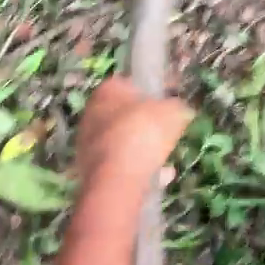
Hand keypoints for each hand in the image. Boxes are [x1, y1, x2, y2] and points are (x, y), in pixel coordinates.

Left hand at [74, 76, 192, 194]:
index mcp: (107, 89)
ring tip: (164, 160)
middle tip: (165, 134)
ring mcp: (86, 142)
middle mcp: (91, 112)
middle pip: (123, 114)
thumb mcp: (173, 113)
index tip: (166, 108)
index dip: (150, 95)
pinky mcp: (87, 170)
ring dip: (140, 149)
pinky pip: (117, 164)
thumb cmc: (143, 133)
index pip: (130, 84)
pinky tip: (155, 178)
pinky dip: (135, 169)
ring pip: (120, 141)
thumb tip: (179, 110)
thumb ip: (177, 107)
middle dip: (144, 124)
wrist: (116, 180)